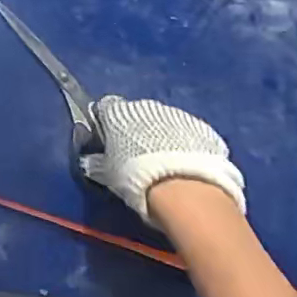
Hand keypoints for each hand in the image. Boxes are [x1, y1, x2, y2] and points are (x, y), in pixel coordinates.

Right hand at [83, 95, 245, 223]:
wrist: (184, 189)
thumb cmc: (134, 175)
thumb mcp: (106, 171)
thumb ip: (96, 160)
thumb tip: (89, 160)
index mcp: (118, 112)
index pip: (107, 108)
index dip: (107, 123)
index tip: (107, 139)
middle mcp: (148, 107)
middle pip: (138, 113)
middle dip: (137, 129)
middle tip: (136, 153)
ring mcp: (180, 117)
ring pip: (166, 123)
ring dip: (163, 136)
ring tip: (164, 160)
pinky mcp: (207, 131)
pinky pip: (190, 135)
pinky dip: (187, 145)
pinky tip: (185, 164)